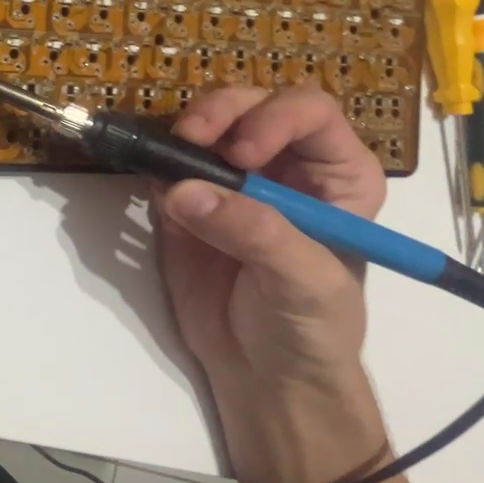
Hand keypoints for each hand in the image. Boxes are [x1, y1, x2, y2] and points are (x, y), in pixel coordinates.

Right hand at [154, 87, 386, 393]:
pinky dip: (149, 168)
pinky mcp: (182, 207)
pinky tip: (149, 189)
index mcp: (334, 176)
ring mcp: (227, 186)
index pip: (307, 114)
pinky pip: (162, 170)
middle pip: (247, 108)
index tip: (237, 153)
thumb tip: (184, 191)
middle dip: (216, 113)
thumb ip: (255, 232)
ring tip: (160, 162)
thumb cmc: (311, 328)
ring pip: (200, 131)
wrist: (264, 374)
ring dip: (176, 137)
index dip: (271, 118)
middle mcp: (281, 168)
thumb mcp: (304, 282)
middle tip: (188, 138)